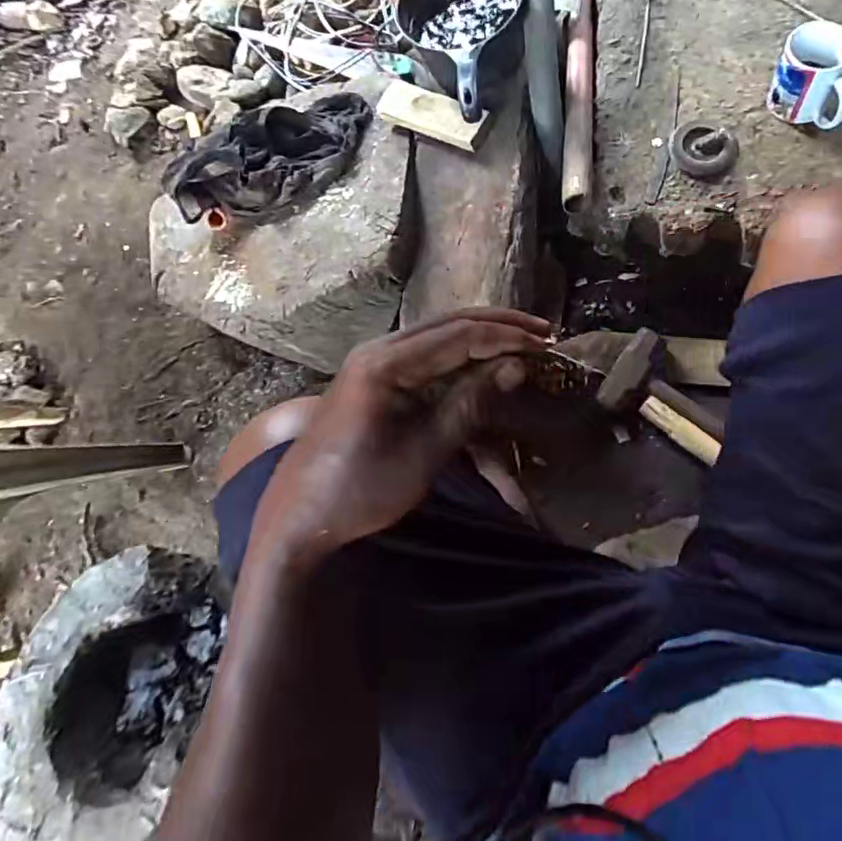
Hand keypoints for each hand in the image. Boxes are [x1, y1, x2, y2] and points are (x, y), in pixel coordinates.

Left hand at [246, 308, 550, 568]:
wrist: (297, 517)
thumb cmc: (360, 490)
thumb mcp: (424, 452)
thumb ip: (470, 404)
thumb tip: (516, 367)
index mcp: (385, 364)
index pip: (460, 335)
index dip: (506, 336)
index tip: (544, 344)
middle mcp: (378, 349)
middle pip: (450, 322)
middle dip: (500, 324)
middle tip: (544, 331)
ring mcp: (373, 359)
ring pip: (439, 331)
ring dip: (483, 333)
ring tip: (524, 337)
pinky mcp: (374, 373)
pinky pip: (426, 349)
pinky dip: (462, 350)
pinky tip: (485, 355)